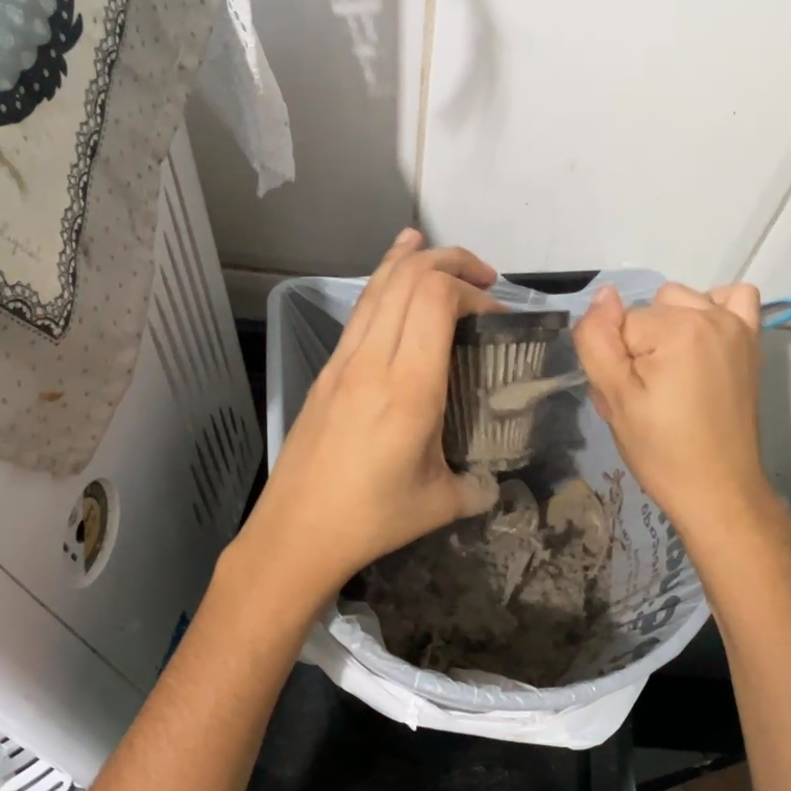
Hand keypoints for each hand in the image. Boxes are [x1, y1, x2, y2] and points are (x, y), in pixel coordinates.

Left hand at [232, 229, 502, 600]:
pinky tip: (395, 278)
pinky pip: (359, 313)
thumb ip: (476, 487)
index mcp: (408, 389)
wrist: (295, 533)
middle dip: (451, 262)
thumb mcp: (439, 505)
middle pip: (408, 278)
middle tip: (484, 279)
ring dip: (413, 262)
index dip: (471, 290)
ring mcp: (343, 363)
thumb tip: (493, 483)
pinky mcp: (325, 373)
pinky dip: (383, 284)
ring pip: (377, 287)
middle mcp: (372, 362)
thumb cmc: (370, 520)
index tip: (495, 314)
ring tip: (443, 258)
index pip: (436, 299)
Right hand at [573, 281, 781, 535]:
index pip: (618, 325)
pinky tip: (700, 341)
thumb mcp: (615, 400)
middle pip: (647, 311)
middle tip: (646, 394)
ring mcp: (736, 326)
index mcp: (674, 329)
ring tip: (671, 375)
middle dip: (639, 345)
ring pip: (680, 302)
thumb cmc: (661, 451)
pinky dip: (712, 309)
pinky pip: (734, 298)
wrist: (717, 489)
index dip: (613, 361)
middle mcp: (710, 315)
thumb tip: (602, 295)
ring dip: (669, 328)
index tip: (626, 397)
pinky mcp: (750, 342)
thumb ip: (597, 341)